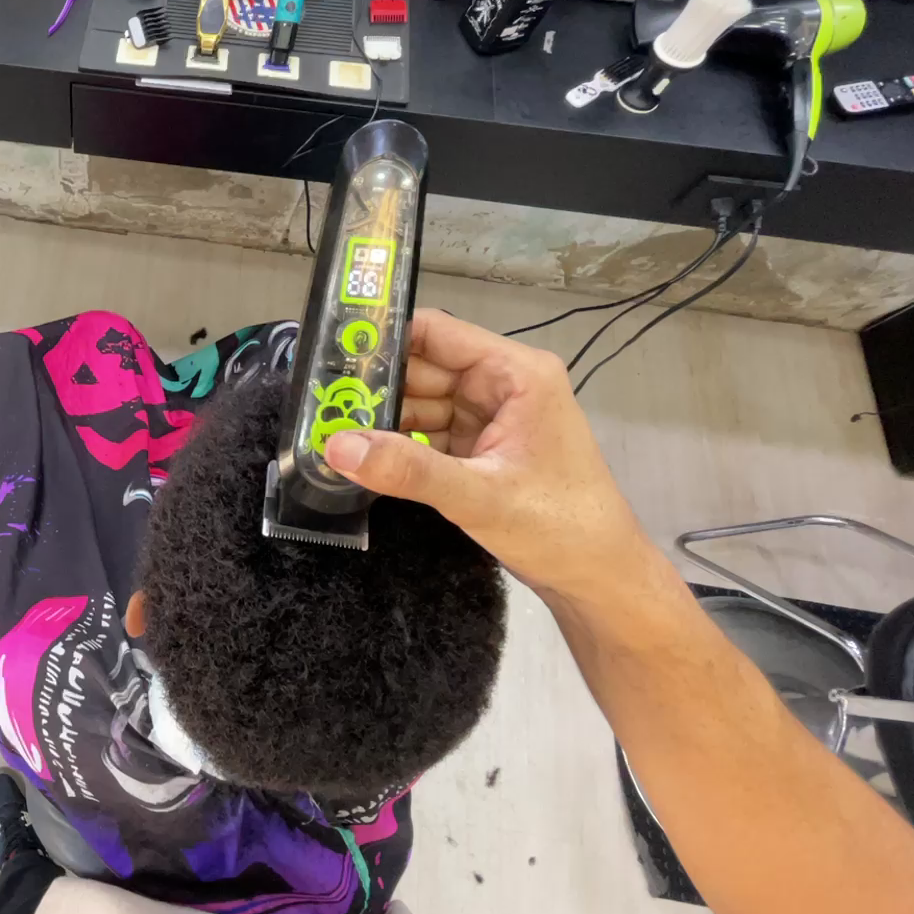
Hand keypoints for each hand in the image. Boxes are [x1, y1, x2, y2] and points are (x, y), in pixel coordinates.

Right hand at [323, 309, 655, 599]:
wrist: (597, 580)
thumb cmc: (559, 527)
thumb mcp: (479, 495)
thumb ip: (408, 470)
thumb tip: (336, 447)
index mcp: (514, 374)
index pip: (436, 334)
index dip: (384, 337)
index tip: (329, 353)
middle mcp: (498, 386)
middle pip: (419, 370)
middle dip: (371, 386)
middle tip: (316, 402)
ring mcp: (485, 419)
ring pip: (415, 404)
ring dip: (377, 420)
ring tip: (326, 431)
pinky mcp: (474, 450)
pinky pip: (422, 435)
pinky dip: (392, 446)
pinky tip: (357, 457)